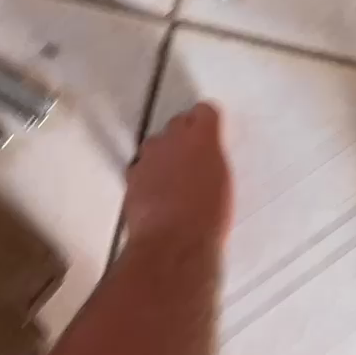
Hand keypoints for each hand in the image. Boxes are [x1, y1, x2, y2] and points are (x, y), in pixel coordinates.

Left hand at [124, 103, 233, 248]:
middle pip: (178, 123)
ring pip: (157, 143)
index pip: (205, 110)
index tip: (210, 134)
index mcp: (203, 137)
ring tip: (173, 178)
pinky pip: (142, 166)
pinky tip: (156, 193)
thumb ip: (212, 160)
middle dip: (185, 136)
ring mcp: (149, 155)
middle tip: (194, 159)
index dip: (207, 122)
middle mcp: (173, 138)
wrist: (173, 244)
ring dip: (165, 154)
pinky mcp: (133, 175)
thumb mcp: (223, 184)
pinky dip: (149, 174)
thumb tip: (206, 157)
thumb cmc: (209, 217)